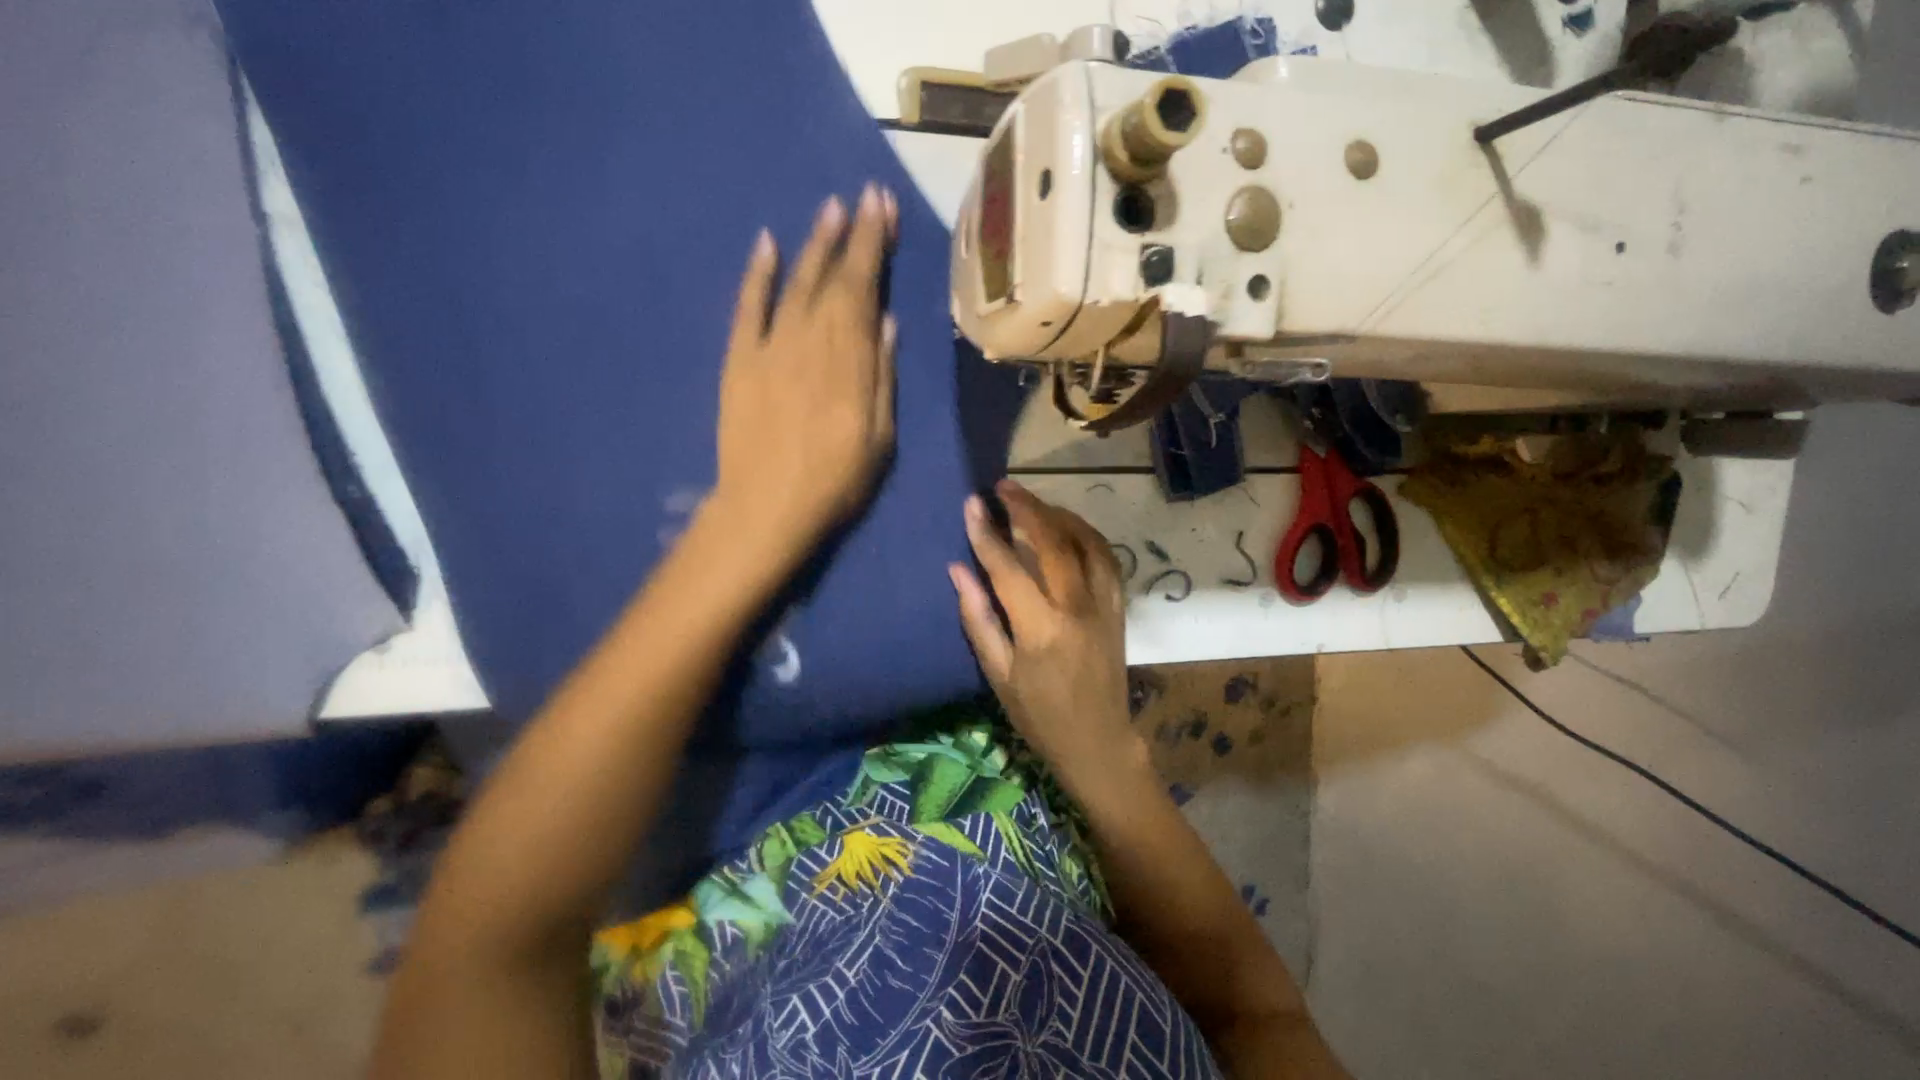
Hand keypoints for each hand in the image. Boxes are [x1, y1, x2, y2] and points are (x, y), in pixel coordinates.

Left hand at [709, 185, 898, 561]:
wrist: (766, 507)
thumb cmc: (835, 481)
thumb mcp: (880, 436)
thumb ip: (882, 376)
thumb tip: (886, 321)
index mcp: (850, 359)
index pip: (865, 288)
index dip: (874, 245)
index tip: (882, 208)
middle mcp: (810, 339)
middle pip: (833, 277)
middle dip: (852, 234)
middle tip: (864, 197)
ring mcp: (770, 346)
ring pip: (795, 283)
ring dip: (813, 244)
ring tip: (829, 209)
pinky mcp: (738, 359)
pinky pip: (747, 307)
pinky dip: (757, 274)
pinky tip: (767, 243)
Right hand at [948, 480, 1139, 779]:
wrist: (1098, 741)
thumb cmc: (1039, 716)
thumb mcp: (998, 676)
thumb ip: (978, 619)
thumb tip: (958, 570)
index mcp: (1040, 630)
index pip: (1009, 568)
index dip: (987, 534)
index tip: (971, 504)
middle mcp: (1076, 609)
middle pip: (1052, 542)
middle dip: (1025, 509)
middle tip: (1002, 488)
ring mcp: (1104, 605)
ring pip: (1085, 542)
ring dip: (1058, 515)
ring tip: (1032, 503)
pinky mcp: (1119, 607)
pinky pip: (1106, 558)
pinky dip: (1086, 534)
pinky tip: (1067, 527)